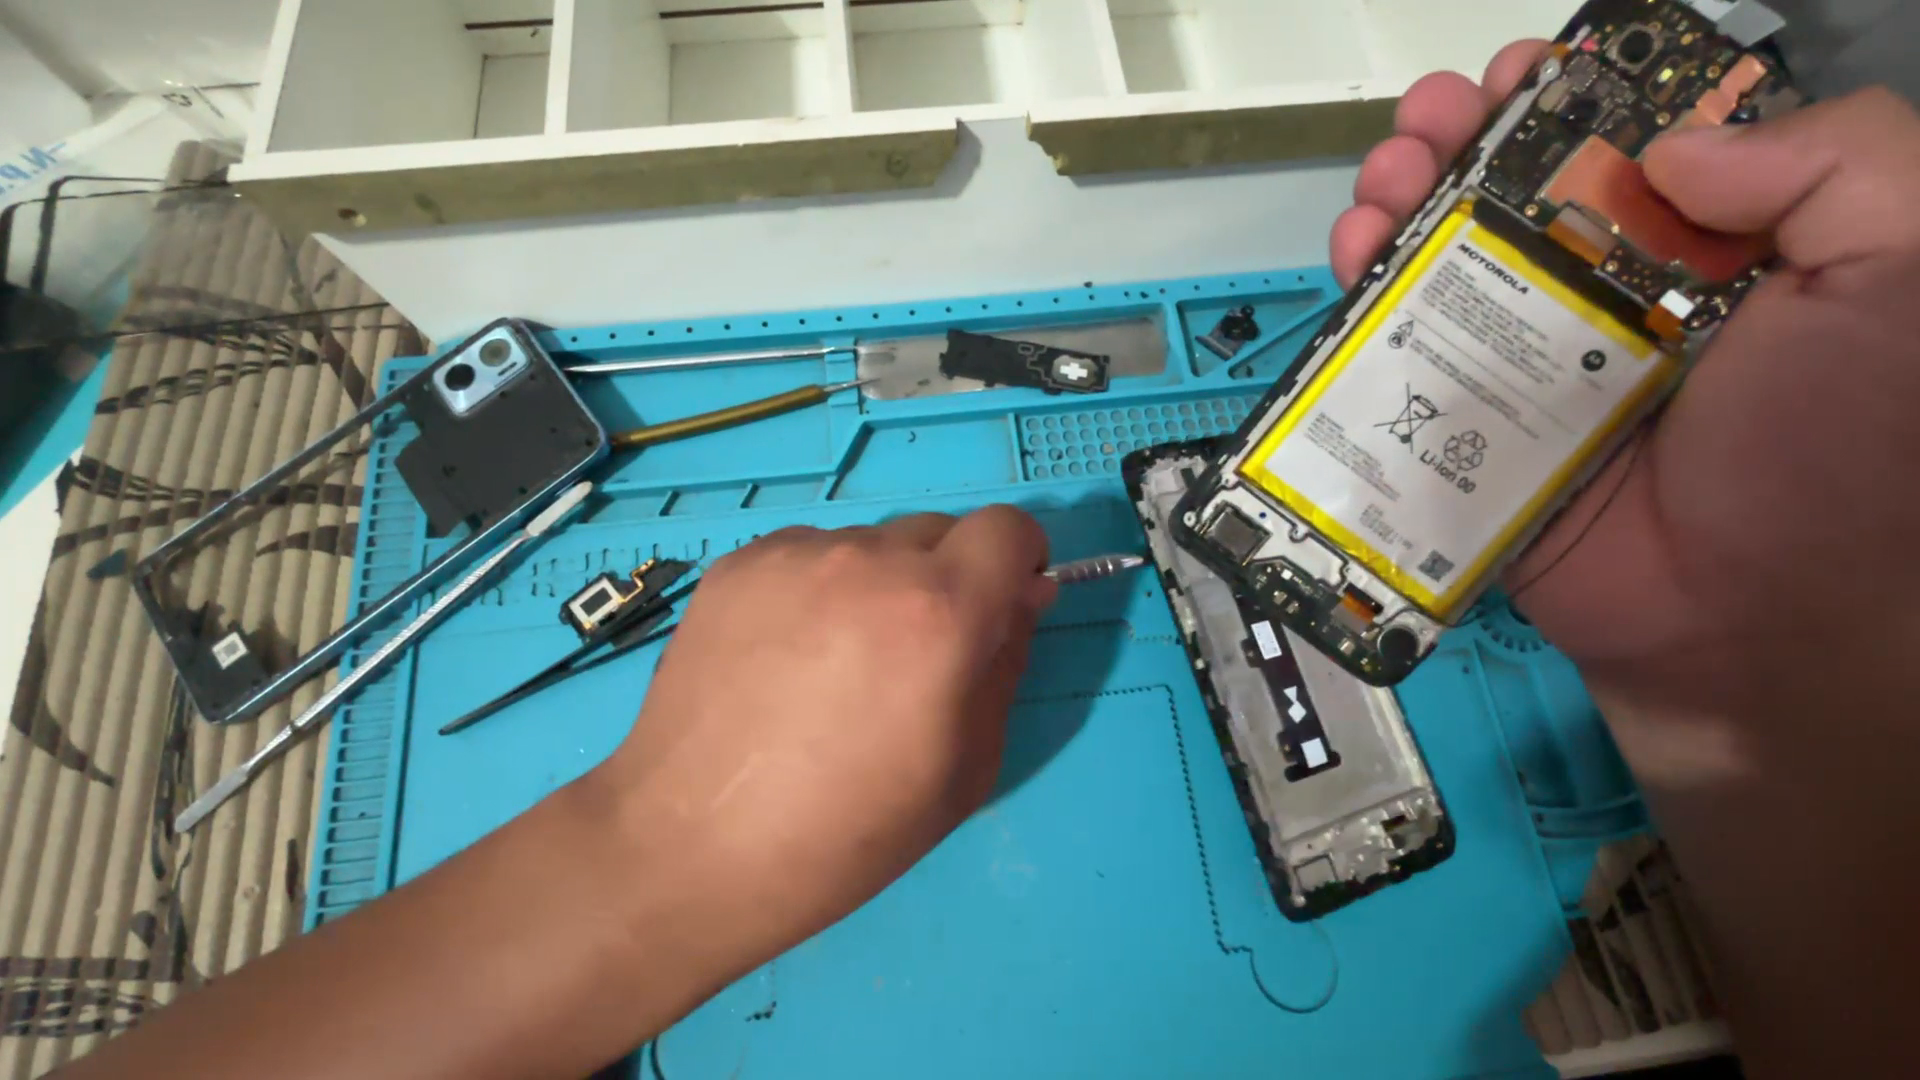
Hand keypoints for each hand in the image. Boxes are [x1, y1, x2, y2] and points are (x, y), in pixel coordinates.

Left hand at [594, 507, 1053, 974]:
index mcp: (939, 610)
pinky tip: (783, 654)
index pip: (1009, 528)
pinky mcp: (737, 563)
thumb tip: (1024, 596)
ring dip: (879, 583)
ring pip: (871, 545)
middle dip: (950, 578)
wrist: (692, 847)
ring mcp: (795, 554)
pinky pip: (809, 554)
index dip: (1019, 559)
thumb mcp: (968, 768)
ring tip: (834, 660)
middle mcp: (870, 560)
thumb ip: (1007, 664)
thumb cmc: (848, 831)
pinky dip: (820, 587)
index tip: (1002, 602)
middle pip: (941, 531)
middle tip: (913, 653)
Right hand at [1337, 43, 1919, 718]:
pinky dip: (1360, 305)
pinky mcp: (1451, 428)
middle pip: (1502, 205)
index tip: (1523, 77)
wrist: (1741, 615)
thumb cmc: (1836, 450)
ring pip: (1434, 272)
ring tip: (1378, 182)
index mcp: (1694, 254)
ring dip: (1396, 210)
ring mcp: (1510, 367)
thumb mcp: (1904, 283)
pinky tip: (1353, 259)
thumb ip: (1837, 173)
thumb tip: (1669, 148)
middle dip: (1455, 148)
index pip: (1612, 156)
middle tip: (1424, 124)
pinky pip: (1393, 360)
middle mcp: (1591, 300)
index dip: (1563, 107)